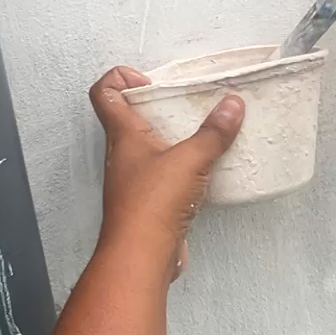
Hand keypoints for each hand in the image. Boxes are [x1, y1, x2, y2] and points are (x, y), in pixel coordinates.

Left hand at [87, 67, 244, 280]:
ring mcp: (134, 180)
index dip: (118, 78)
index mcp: (123, 136)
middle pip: (128, 119)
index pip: (103, 94)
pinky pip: (164, 175)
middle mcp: (123, 155)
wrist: (142, 256)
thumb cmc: (153, 204)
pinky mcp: (150, 202)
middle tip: (185, 103)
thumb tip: (232, 105)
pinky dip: (182, 167)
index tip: (147, 80)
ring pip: (149, 148)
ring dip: (172, 138)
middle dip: (155, 106)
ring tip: (202, 133)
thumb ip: (213, 133)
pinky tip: (206, 170)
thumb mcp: (190, 160)